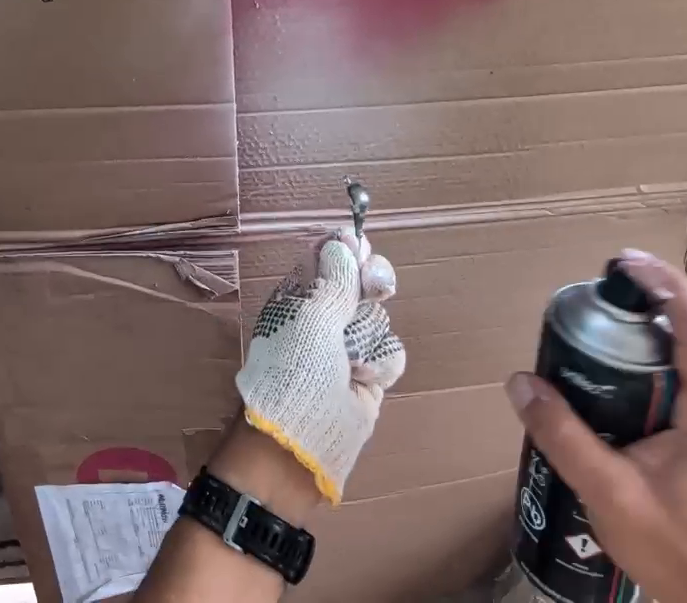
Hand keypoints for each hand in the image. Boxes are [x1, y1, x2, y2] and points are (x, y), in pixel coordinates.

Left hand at [234, 227, 404, 504]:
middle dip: (372, 283)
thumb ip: (335, 278)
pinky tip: (365, 380)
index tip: (360, 244)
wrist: (299, 445)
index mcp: (300, 296)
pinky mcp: (369, 375)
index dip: (347, 248)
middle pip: (363, 279)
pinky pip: (391, 350)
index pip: (329, 256)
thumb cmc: (296, 373)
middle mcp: (325, 316)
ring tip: (351, 361)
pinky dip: (382, 364)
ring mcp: (348, 346)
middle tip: (374, 290)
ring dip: (369, 336)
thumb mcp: (312, 317)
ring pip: (380, 317)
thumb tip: (343, 241)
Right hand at [505, 249, 686, 602]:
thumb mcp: (610, 492)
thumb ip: (563, 436)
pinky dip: (644, 365)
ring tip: (594, 326)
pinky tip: (608, 378)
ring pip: (683, 360)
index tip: (622, 262)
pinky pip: (676, 385)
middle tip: (595, 293)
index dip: (665, 286)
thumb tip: (520, 382)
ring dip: (643, 334)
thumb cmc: (678, 553)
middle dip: (645, 303)